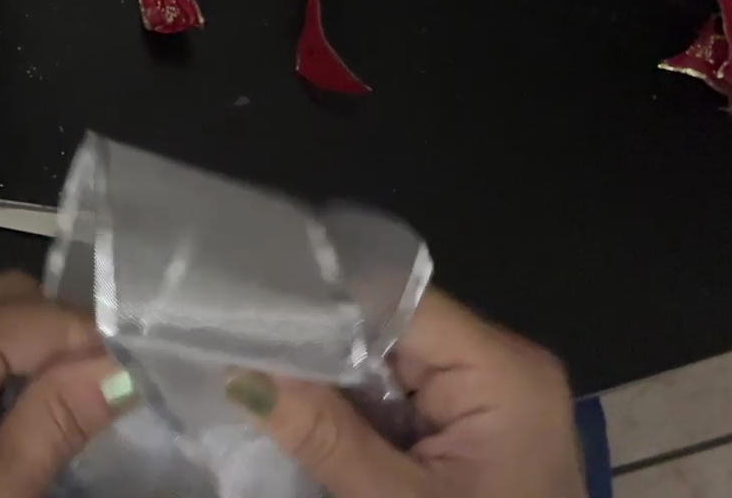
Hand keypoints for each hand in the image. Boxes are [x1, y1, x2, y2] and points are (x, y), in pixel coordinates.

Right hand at [224, 288, 584, 497]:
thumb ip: (323, 435)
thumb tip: (234, 368)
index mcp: (499, 369)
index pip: (386, 296)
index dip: (314, 297)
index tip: (244, 305)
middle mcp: (491, 359)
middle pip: (375, 317)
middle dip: (307, 334)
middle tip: (232, 336)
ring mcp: (475, 387)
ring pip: (369, 348)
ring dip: (316, 367)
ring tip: (246, 360)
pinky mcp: (456, 416)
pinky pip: (380, 381)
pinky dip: (337, 394)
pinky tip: (292, 398)